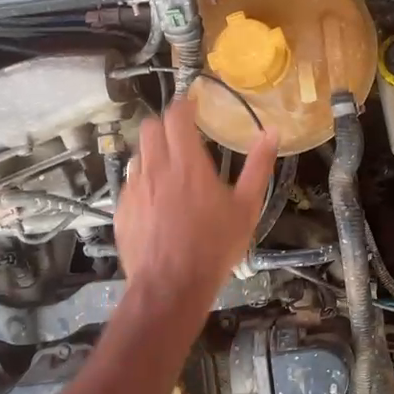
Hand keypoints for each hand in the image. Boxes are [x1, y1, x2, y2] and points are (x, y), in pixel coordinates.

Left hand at [115, 99, 277, 314]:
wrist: (170, 287)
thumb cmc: (214, 247)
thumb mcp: (247, 208)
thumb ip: (258, 167)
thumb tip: (271, 133)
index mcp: (188, 164)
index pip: (176, 116)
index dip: (183, 105)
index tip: (193, 105)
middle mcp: (156, 170)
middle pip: (150, 128)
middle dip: (165, 125)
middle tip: (182, 136)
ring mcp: (134, 190)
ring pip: (138, 154)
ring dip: (153, 152)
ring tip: (170, 168)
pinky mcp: (121, 210)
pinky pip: (130, 183)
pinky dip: (143, 181)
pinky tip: (157, 200)